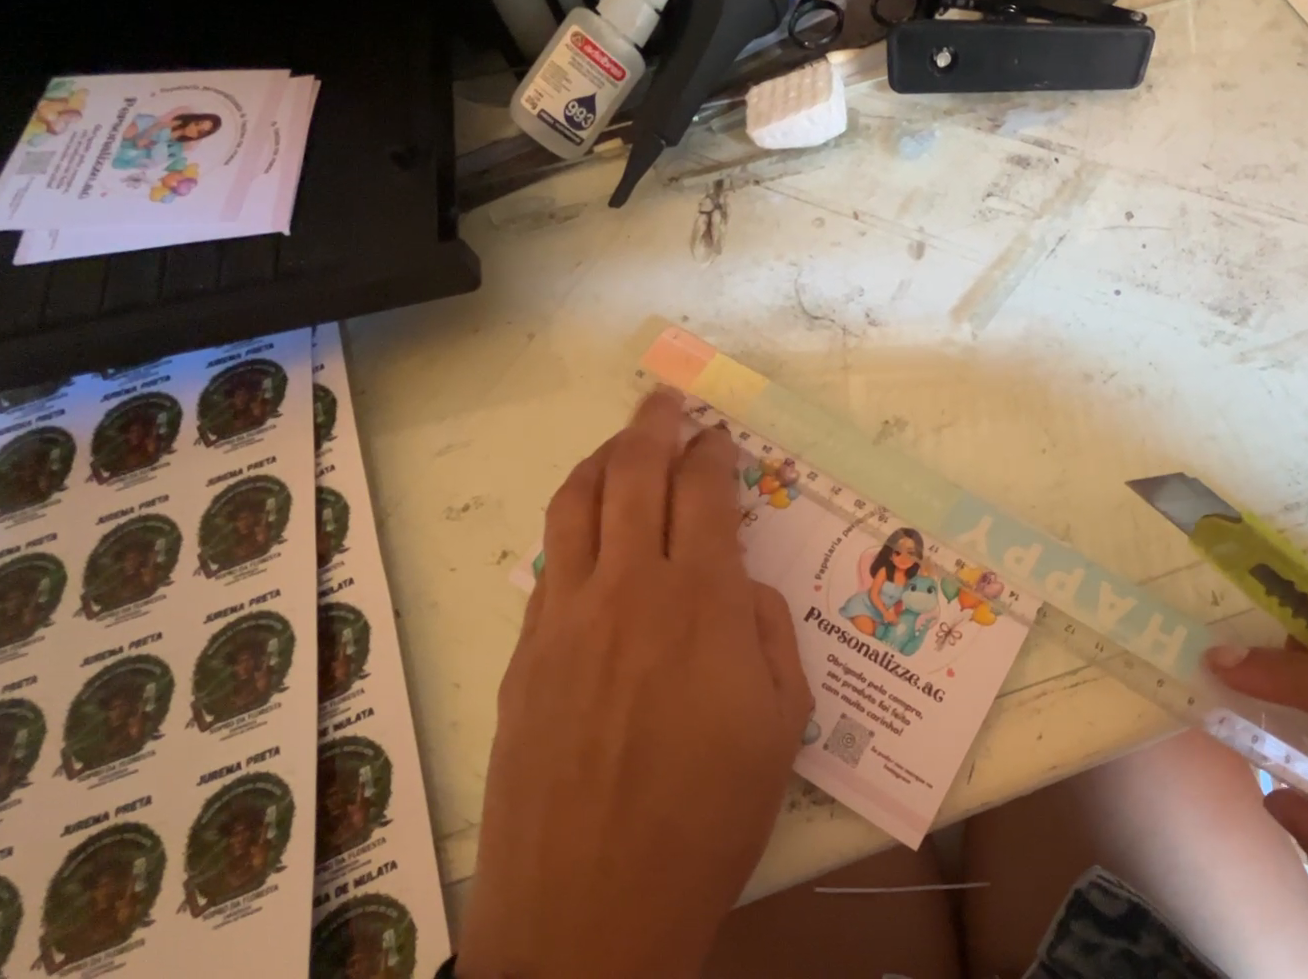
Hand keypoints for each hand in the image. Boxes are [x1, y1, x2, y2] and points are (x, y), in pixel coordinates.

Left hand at [458, 391, 813, 977]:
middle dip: (653, 424)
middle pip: (633, 475)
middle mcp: (629, 589)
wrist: (594, 906)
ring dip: (601, 459)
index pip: (705, 493)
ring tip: (620, 442)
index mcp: (703, 603)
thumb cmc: (711, 817)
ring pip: (575, 504)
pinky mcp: (524, 653)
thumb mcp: (782, 723)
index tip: (719, 435)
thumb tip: (744, 586)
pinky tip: (589, 533)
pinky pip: (550, 562)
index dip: (712, 452)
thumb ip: (769, 633)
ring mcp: (565, 617)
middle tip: (665, 400)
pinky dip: (573, 524)